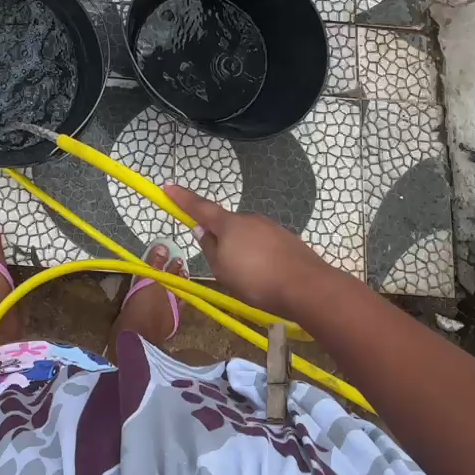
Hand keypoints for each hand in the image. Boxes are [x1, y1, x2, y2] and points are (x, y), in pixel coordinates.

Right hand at [165, 185, 333, 316]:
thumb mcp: (222, 269)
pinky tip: (268, 277)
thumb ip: (208, 247)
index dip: (182, 198)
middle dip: (220, 240)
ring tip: (250, 280)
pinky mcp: (287, 240)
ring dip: (243, 251)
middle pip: (226, 225)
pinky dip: (260, 257)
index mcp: (228, 224)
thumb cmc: (256, 280)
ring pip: (246, 236)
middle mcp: (249, 219)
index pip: (199, 207)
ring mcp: (270, 227)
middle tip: (223, 267)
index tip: (167, 187)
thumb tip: (202, 230)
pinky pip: (264, 245)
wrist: (308, 287)